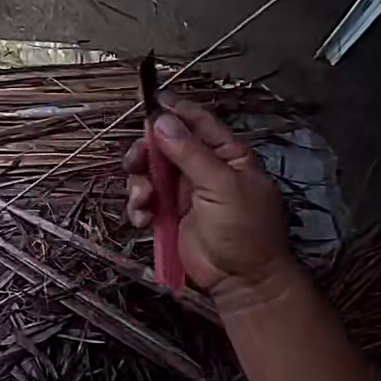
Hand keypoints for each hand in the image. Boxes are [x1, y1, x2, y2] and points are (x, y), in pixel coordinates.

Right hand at [124, 99, 297, 311]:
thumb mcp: (221, 185)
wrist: (241, 280)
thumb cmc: (244, 229)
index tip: (151, 100)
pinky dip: (139, 208)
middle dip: (146, 152)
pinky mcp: (168, 216)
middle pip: (164, 146)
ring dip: (139, 184)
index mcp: (225, 155)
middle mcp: (202, 169)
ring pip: (149, 173)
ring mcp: (183, 193)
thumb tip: (162, 121)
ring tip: (144, 201)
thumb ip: (189, 153)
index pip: (198, 123)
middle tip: (136, 161)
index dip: (175, 110)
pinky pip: (145, 201)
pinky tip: (145, 220)